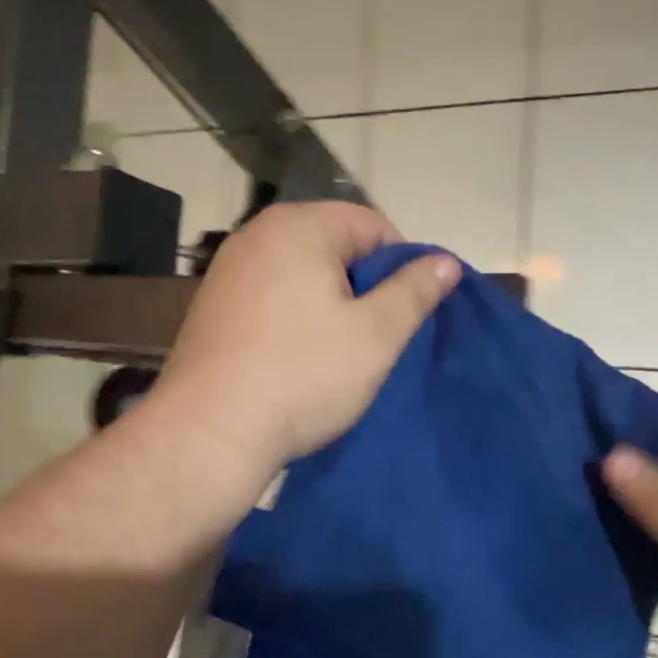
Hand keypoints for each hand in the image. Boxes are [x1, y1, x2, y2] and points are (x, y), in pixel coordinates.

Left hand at [151, 202, 460, 473]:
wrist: (212, 432)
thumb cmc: (303, 376)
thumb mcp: (376, 335)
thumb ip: (415, 291)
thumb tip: (446, 261)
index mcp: (298, 227)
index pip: (373, 225)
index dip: (402, 266)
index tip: (406, 315)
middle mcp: (256, 235)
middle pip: (335, 247)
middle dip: (364, 288)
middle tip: (378, 339)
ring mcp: (227, 272)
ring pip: (303, 277)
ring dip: (330, 308)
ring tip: (340, 356)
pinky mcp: (211, 309)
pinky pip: (272, 300)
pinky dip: (295, 322)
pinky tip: (298, 364)